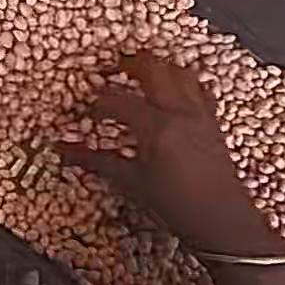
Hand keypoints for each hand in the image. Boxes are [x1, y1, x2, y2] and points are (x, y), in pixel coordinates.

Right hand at [63, 53, 284, 256]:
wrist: (221, 221)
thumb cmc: (173, 205)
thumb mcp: (131, 182)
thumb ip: (96, 161)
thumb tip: (63, 150)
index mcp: (156, 126)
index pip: (119, 101)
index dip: (98, 102)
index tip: (86, 108)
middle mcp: (181, 112)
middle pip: (154, 69)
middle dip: (130, 63)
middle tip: (111, 66)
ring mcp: (200, 114)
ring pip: (180, 72)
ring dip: (159, 66)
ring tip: (140, 70)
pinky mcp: (213, 121)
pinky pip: (198, 88)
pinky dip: (183, 81)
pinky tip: (174, 89)